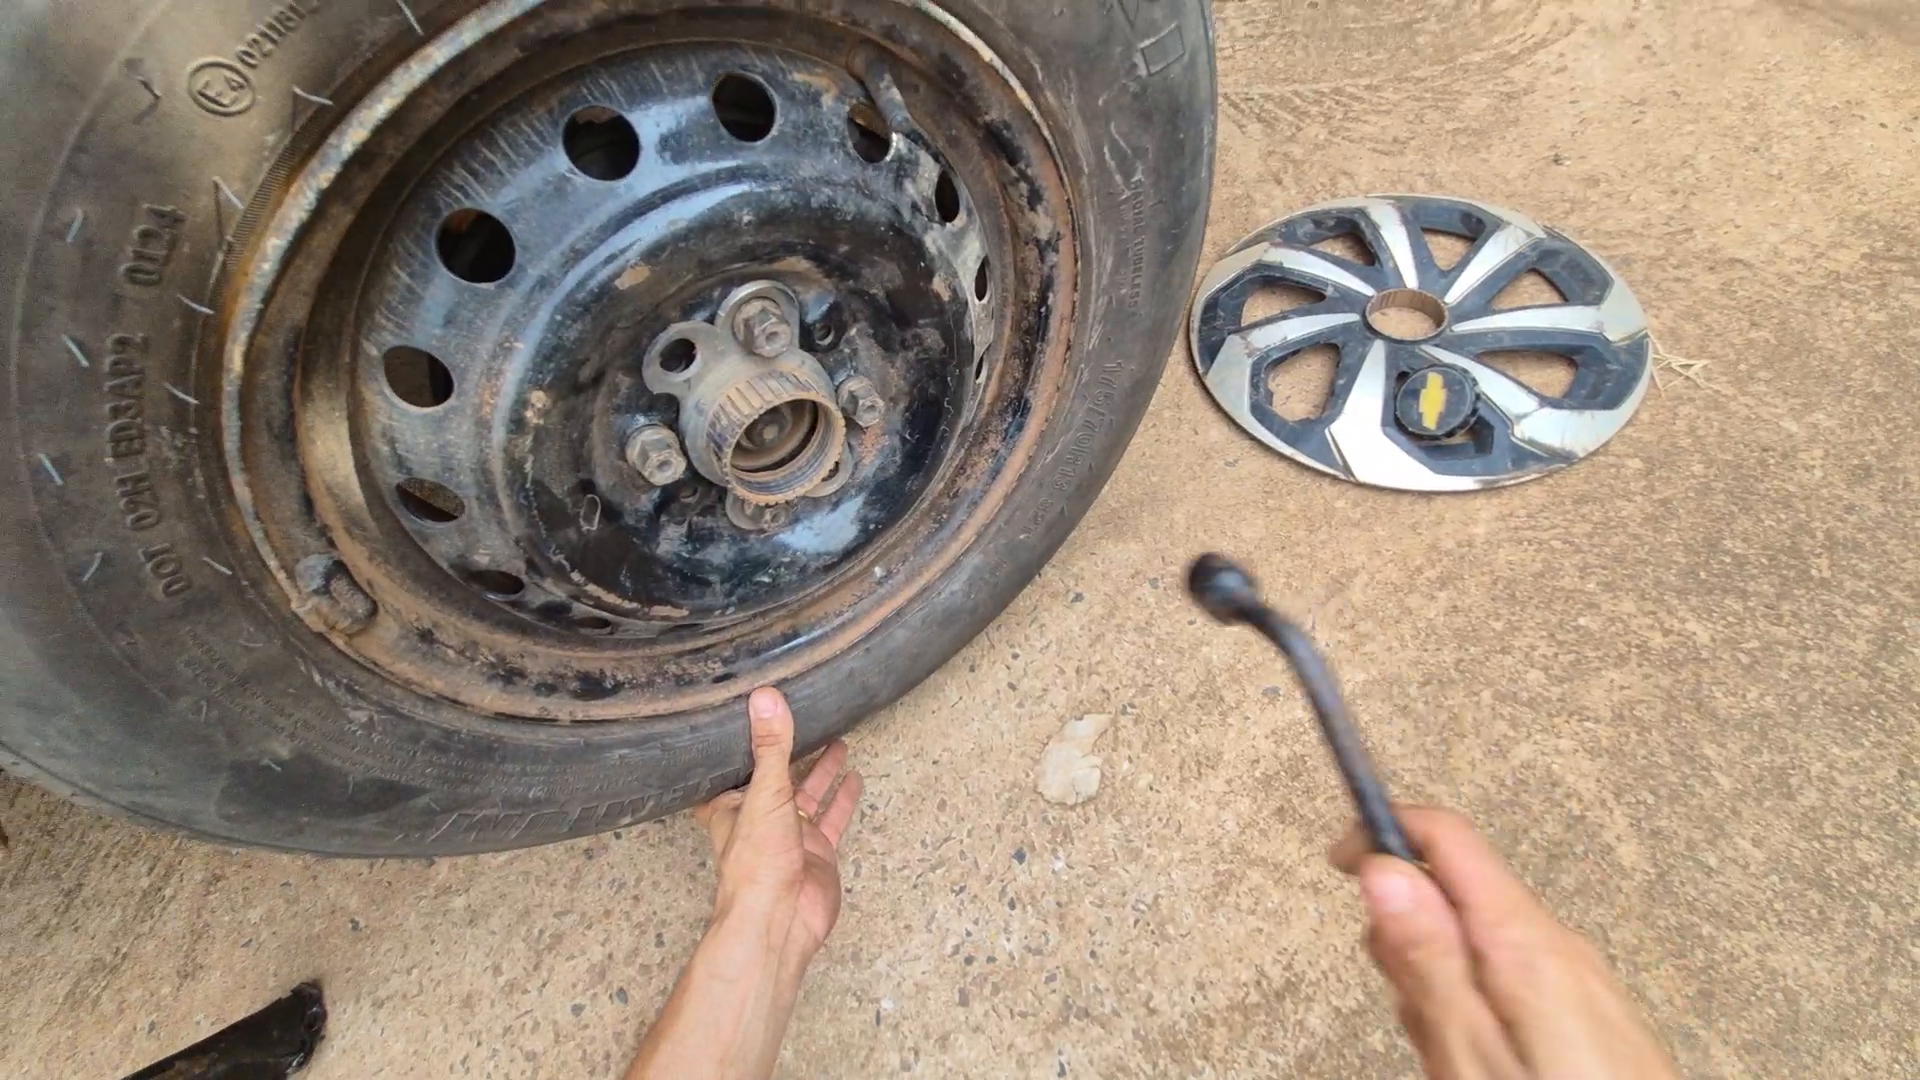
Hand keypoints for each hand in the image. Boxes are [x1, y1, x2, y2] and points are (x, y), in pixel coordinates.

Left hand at [695, 686, 862, 963]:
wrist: (780, 919)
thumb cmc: (757, 860)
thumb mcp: (765, 792)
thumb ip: (771, 746)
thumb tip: (766, 696)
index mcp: (733, 806)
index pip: (734, 769)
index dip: (742, 746)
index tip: (750, 718)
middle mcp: (761, 819)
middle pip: (777, 777)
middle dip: (791, 752)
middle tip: (808, 721)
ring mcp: (791, 835)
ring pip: (808, 795)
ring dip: (822, 770)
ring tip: (839, 739)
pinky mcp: (818, 851)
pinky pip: (832, 818)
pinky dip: (842, 799)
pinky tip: (855, 778)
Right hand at [1330, 806, 1677, 1079]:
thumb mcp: (1470, 1053)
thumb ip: (1425, 956)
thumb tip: (1382, 868)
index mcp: (1527, 943)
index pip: (1447, 835)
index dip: (1383, 832)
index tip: (1341, 867)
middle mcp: (1559, 946)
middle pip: (1453, 887)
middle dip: (1405, 928)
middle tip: (1408, 1002)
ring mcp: (1580, 981)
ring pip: (1473, 935)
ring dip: (1436, 974)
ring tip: (1448, 1049)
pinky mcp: (1590, 1015)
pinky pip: (1505, 972)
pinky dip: (1472, 999)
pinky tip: (1480, 1058)